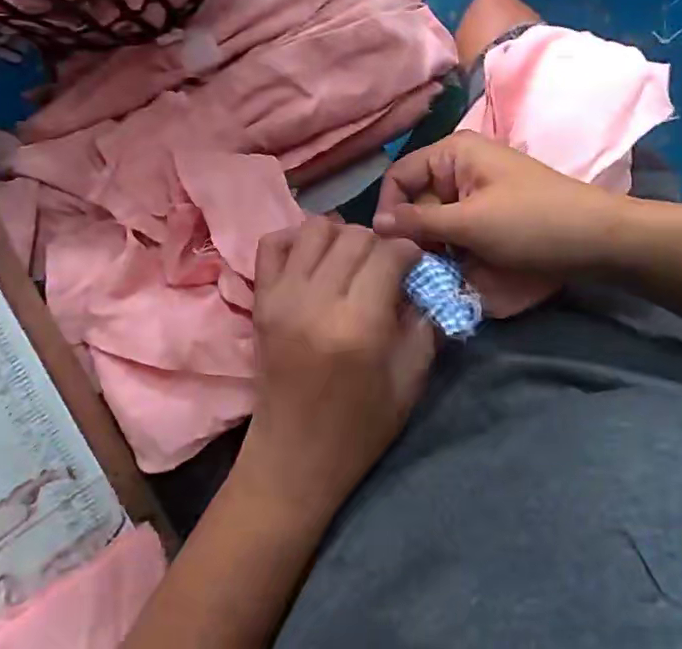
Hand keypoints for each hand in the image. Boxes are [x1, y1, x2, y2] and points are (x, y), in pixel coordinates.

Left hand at [240, 220, 433, 513]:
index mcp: (358, 326)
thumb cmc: (359, 428)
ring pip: (314, 229)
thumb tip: (422, 279)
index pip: (387, 255)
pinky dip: (294, 239)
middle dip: (377, 243)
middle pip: (353, 236)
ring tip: (349, 259)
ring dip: (339, 235)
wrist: (294, 454)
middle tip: (383, 265)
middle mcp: (316, 301)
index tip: (413, 262)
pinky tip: (312, 258)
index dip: (408, 251)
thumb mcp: (408, 382)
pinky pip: (271, 243)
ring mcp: (281, 296)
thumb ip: (421, 325)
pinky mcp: (259, 299)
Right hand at [372, 132, 635, 279]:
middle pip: (417, 199)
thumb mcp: (469, 224)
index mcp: (452, 152)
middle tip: (423, 266)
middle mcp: (460, 164)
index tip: (392, 247)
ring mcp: (478, 188)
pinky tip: (465, 268)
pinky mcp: (492, 211)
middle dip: (417, 233)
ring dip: (437, 245)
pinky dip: (457, 247)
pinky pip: (458, 227)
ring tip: (446, 270)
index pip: (398, 176)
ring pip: (436, 218)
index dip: (390, 209)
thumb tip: (374, 224)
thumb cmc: (533, 224)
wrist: (605, 242)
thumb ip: (417, 223)